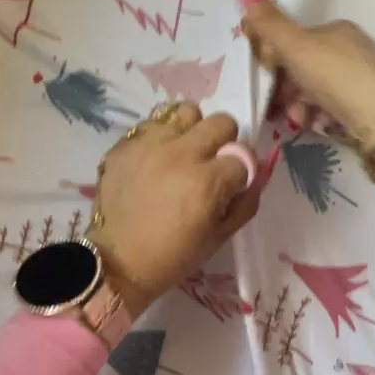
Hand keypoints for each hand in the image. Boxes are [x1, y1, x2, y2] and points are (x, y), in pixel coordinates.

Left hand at [89, 102, 261, 313]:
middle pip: (222, 122)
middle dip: (223, 143)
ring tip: (182, 155)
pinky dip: (161, 139)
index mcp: (207, 182)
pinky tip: (154, 163)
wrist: (119, 262)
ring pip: (187, 112)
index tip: (230, 186)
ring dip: (192, 131)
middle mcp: (180, 154)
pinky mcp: (125, 144)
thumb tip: (255, 174)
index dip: (240, 173)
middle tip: (209, 165)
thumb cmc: (174, 256)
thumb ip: (245, 203)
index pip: (243, 157)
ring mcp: (149, 145)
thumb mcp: (220, 237)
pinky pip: (153, 124)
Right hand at [240, 0, 374, 231]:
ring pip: (313, 92)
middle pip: (302, 68)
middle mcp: (348, 50)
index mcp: (335, 30)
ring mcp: (357, 80)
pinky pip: (328, 110)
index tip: (265, 74)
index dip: (273, 56)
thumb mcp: (298, 46)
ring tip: (298, 118)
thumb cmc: (338, 77)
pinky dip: (317, 117)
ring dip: (298, 106)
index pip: (293, 39)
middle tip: (279, 103)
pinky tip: (316, 125)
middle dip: (285, 87)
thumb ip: (271, 26)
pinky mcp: (363, 108)